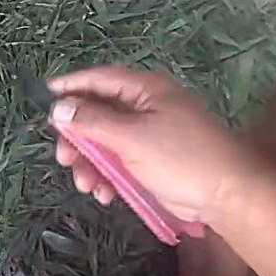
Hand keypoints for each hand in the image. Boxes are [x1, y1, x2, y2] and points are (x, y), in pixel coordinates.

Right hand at [48, 66, 267, 225]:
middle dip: (78, 137)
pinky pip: (120, 162)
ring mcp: (151, 135)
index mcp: (146, 90)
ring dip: (91, 163)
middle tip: (63, 157)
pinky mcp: (154, 161)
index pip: (101, 79)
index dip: (72, 84)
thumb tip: (59, 107)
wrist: (228, 196)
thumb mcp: (132, 137)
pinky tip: (105, 194)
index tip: (47, 94)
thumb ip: (92, 121)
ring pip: (106, 142)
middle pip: (99, 114)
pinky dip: (108, 176)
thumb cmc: (181, 158)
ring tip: (86, 185)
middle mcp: (147, 107)